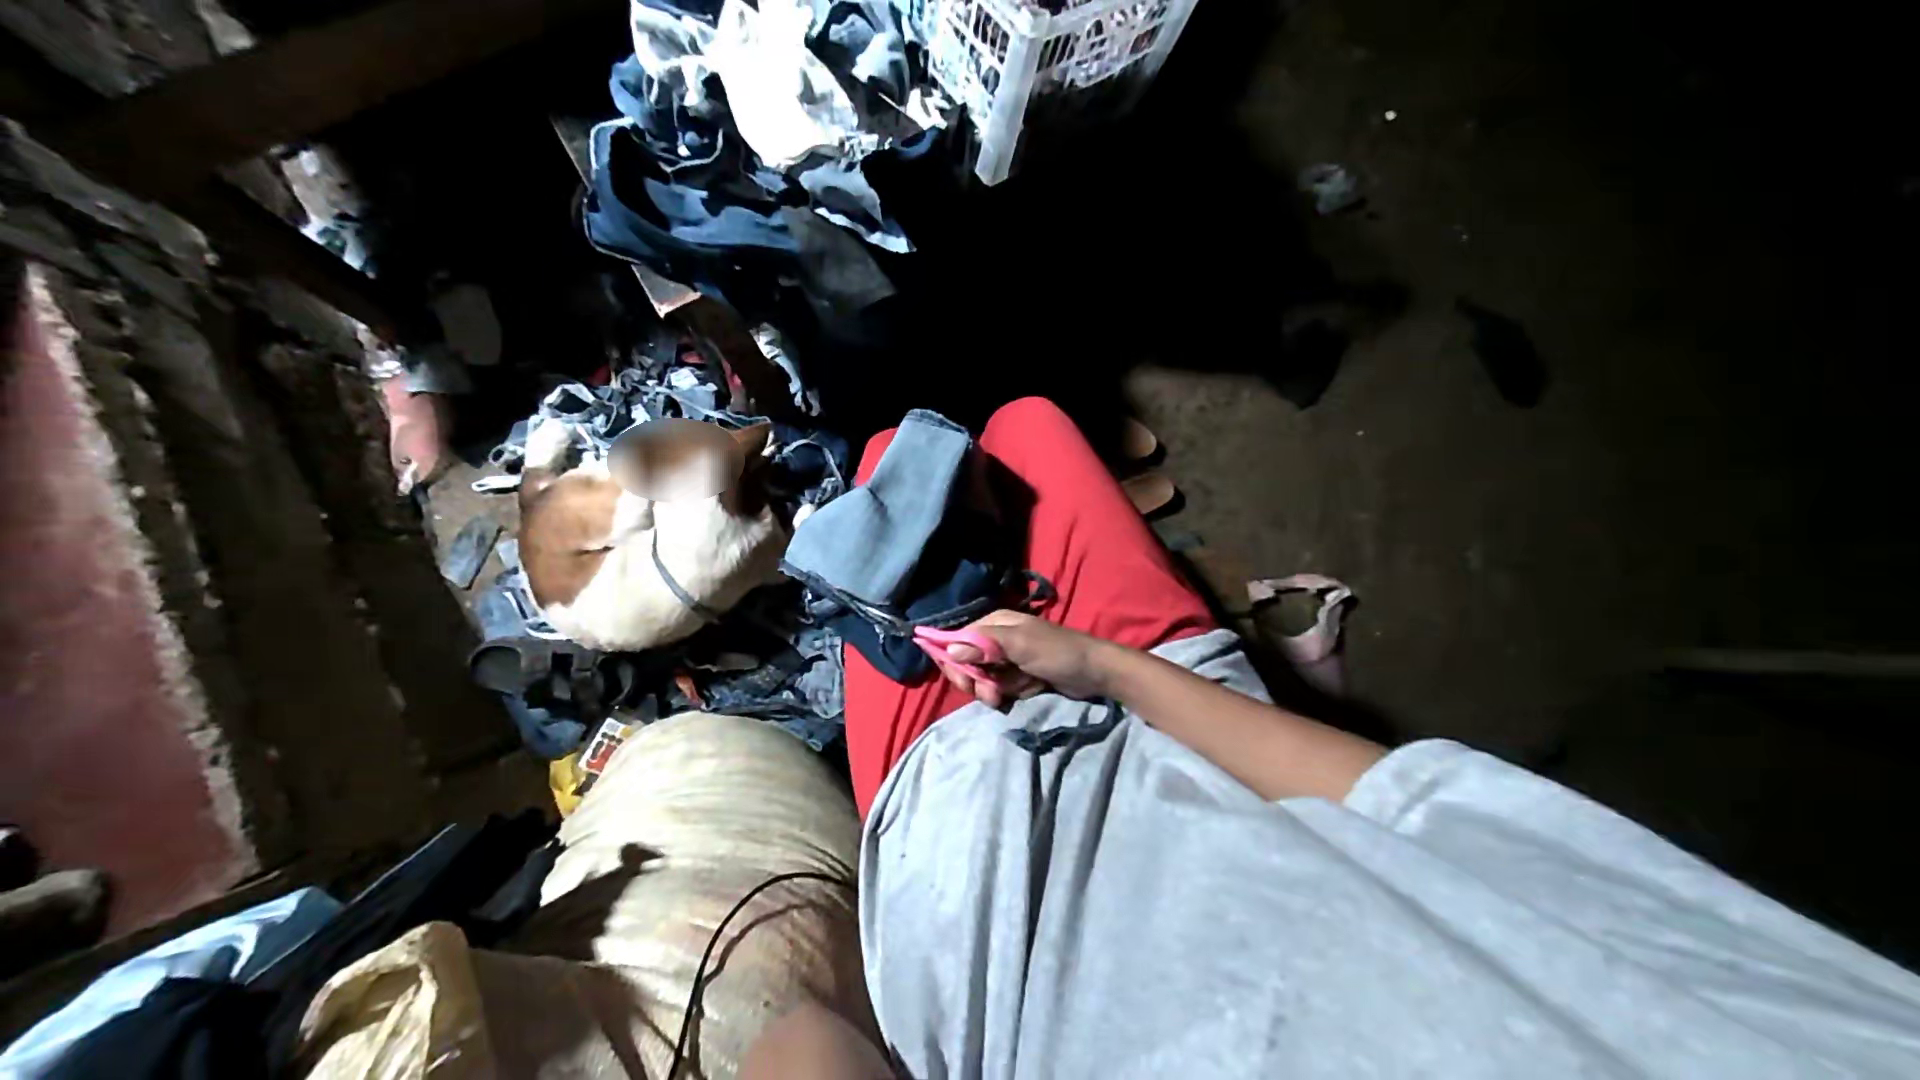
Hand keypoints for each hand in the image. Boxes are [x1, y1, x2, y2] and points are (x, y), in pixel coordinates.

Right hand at [934, 610, 1121, 708]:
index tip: (963, 680)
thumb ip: (985, 645)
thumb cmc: (1057, 653)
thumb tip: (950, 649)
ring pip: (984, 677)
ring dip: (993, 690)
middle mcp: (997, 638)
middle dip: (975, 680)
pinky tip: (1024, 692)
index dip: (954, 661)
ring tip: (1008, 695)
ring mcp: (1009, 658)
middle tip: (990, 694)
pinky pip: (1001, 686)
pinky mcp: (1020, 675)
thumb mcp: (1020, 645)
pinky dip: (1009, 692)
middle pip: (968, 661)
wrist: (1095, 673)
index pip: (958, 639)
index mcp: (995, 623)